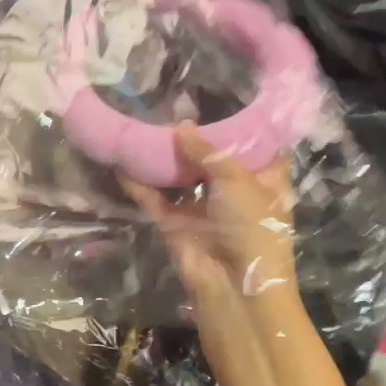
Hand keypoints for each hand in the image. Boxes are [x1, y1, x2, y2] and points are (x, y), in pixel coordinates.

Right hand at [121, 123, 298, 311]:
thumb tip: (181, 126)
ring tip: (145, 124)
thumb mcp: (237, 180)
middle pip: (212, 158)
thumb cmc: (252, 228)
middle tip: (172, 105)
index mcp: (263, 181)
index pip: (257, 147)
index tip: (226, 99)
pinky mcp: (174, 222)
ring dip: (164, 156)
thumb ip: (207, 151)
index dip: (243, 126)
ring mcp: (202, 208)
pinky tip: (121, 160)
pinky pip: (153, 197)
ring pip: (180, 176)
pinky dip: (138, 182)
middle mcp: (233, 192)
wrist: (232, 285)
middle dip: (195, 137)